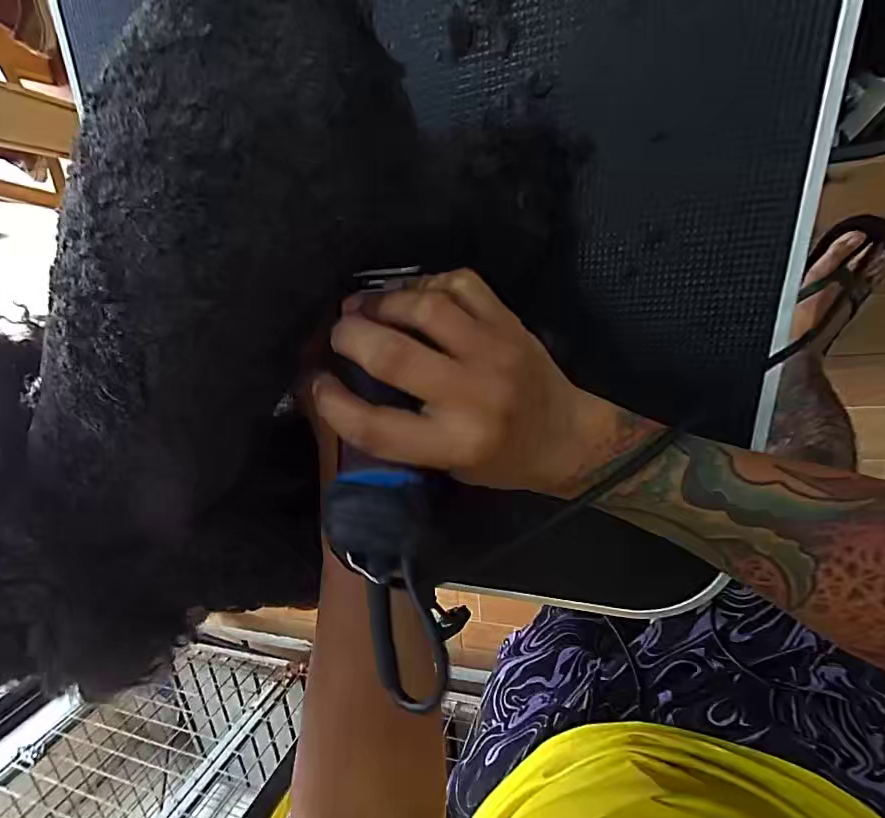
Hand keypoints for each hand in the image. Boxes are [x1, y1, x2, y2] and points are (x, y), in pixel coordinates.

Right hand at [311, 269, 629, 495]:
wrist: (568, 437)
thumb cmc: (504, 461)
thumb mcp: (451, 466)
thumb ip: (403, 432)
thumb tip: (347, 383)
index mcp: (455, 444)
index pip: (374, 426)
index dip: (330, 403)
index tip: (316, 383)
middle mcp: (473, 396)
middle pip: (390, 354)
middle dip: (349, 337)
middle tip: (338, 334)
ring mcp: (494, 353)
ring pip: (422, 308)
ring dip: (381, 302)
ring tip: (365, 307)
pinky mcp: (509, 323)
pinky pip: (458, 283)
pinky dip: (426, 284)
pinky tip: (414, 297)